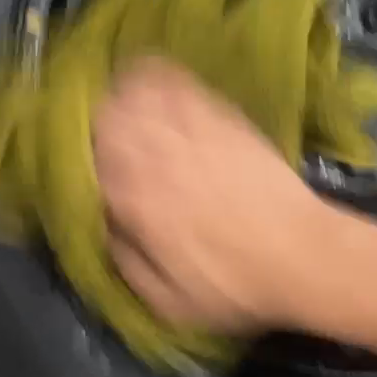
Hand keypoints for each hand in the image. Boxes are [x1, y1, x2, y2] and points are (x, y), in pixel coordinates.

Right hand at [92, 58, 343, 333]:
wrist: (304, 254)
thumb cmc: (232, 285)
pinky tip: (153, 84)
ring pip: (131, 90)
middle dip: (91, 122)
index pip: (79, 159)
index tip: (77, 165)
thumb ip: (121, 258)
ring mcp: (185, 127)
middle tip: (97, 136)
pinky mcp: (217, 114)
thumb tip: (100, 224)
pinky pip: (173, 80)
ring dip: (118, 94)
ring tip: (119, 104)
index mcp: (129, 198)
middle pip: (99, 115)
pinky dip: (155, 77)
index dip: (72, 157)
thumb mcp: (164, 300)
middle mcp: (150, 153)